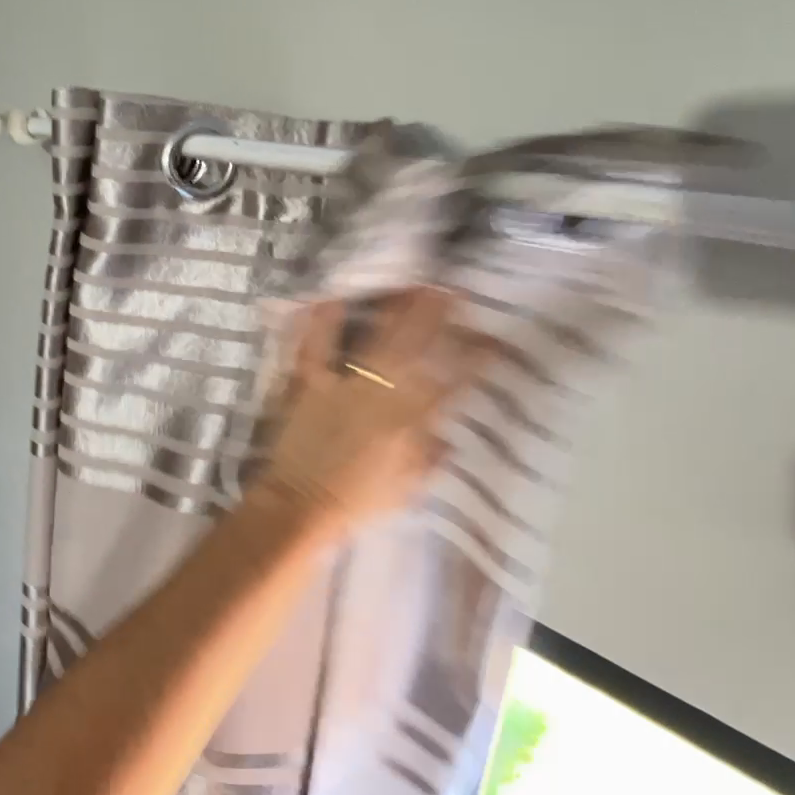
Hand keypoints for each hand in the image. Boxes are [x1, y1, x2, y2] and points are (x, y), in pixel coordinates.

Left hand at [254, 287, 483, 535]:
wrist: (301, 508)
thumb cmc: (355, 505)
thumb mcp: (405, 491)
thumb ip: (428, 460)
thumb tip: (448, 439)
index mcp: (410, 426)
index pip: (453, 386)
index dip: (476, 360)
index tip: (493, 339)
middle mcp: (383, 399)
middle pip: (416, 350)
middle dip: (437, 317)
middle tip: (452, 290)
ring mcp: (345, 387)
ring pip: (376, 342)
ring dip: (396, 312)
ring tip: (411, 286)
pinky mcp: (309, 385)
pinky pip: (315, 348)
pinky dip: (322, 322)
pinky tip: (330, 297)